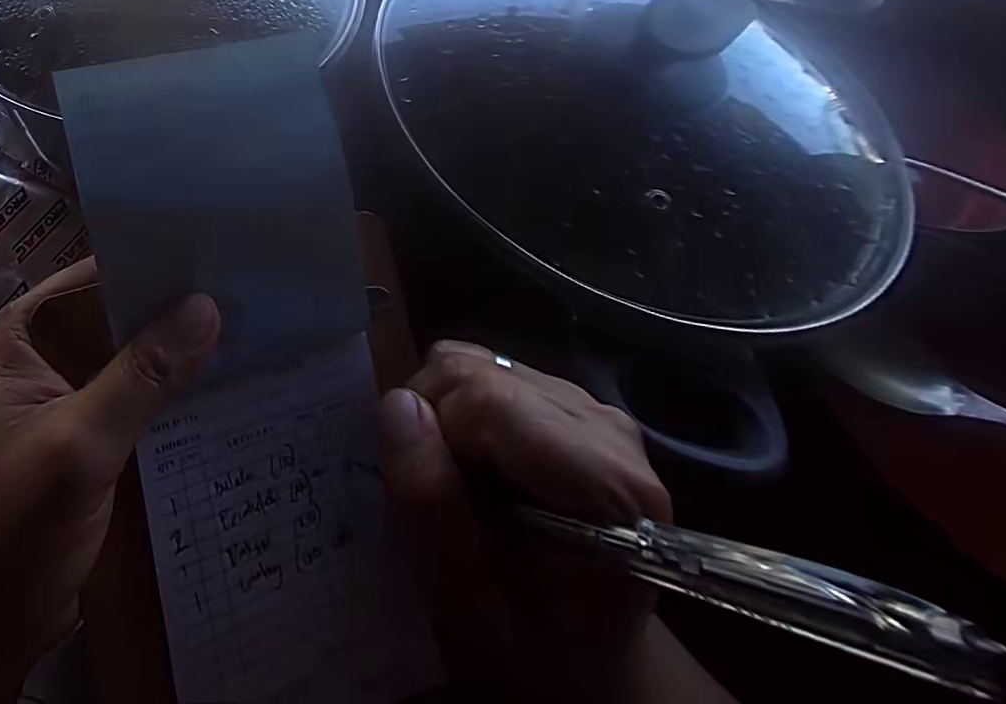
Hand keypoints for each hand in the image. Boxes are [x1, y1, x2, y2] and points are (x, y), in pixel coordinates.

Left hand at [0, 258, 218, 703]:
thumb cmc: (4, 535)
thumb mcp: (75, 448)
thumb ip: (140, 376)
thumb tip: (208, 305)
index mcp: (25, 336)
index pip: (99, 276)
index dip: (158, 261)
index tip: (224, 251)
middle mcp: (48, 356)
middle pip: (124, 315)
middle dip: (183, 307)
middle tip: (257, 290)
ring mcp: (73, 400)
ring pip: (140, 359)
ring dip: (188, 351)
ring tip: (263, 327)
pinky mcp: (96, 440)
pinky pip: (146, 401)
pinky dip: (182, 394)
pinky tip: (235, 385)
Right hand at [379, 340, 674, 702]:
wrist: (586, 643)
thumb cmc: (532, 639)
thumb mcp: (469, 599)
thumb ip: (432, 505)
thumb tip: (397, 403)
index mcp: (608, 484)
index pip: (489, 401)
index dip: (435, 432)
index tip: (428, 487)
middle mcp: (606, 426)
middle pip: (476, 373)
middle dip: (432, 419)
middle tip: (436, 485)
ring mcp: (587, 402)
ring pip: (471, 362)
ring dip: (441, 410)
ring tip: (457, 474)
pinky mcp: (565, 393)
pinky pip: (481, 368)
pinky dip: (457, 404)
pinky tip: (474, 456)